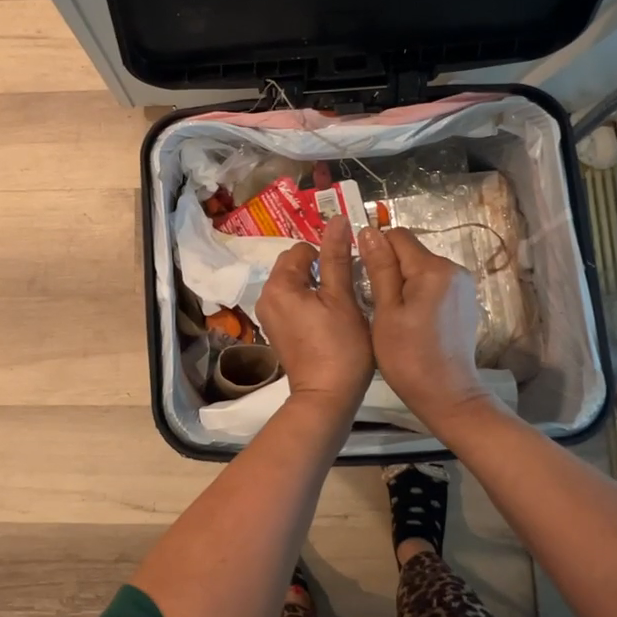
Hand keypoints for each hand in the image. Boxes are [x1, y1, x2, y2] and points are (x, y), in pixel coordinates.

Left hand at [254, 217, 374, 408]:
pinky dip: (309, 303)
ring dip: (316, 287)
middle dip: (321, 270)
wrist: (326, 397)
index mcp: (279, 284)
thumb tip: (337, 219)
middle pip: (295, 265)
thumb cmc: (339, 346)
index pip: (303, 250)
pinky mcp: (276, 330)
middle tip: (347, 290)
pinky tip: (329, 320)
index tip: (350, 274)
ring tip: (340, 306)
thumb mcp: (343, 298)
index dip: (328, 256)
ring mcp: (268, 315)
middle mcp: (266, 295)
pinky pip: (291, 302)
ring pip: (295, 284)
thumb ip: (338, 257)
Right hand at [359, 226, 493, 428]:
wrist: (447, 396)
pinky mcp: (464, 300)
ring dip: (402, 282)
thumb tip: (368, 231)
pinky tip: (411, 319)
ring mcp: (462, 285)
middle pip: (410, 251)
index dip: (376, 252)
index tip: (366, 280)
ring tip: (393, 314)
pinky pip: (433, 282)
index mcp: (433, 269)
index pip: (397, 236)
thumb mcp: (385, 311)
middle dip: (390, 268)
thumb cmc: (408, 356)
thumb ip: (379, 267)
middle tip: (377, 303)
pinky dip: (417, 292)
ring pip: (420, 267)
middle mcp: (453, 269)